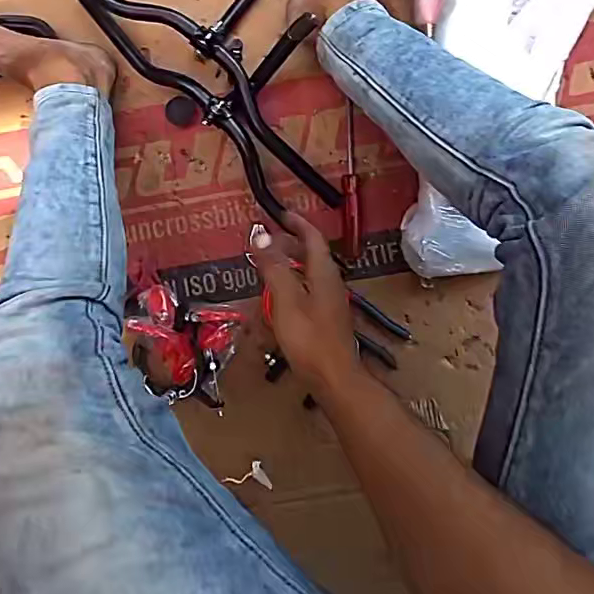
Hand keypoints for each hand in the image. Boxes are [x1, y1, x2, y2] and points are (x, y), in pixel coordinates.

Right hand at [249, 214, 358, 395]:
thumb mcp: (286, 299)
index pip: (312, 238)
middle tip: (264, 240)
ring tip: (265, 264)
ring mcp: (329, 302)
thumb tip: (259, 234)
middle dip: (288, 242)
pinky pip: (305, 289)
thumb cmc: (309, 338)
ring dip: (288, 263)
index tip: (279, 214)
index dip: (296, 223)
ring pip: (307, 272)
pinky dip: (289, 282)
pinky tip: (276, 296)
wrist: (334, 379)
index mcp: (323, 274)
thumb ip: (273, 266)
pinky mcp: (324, 318)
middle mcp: (329, 283)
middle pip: (310, 254)